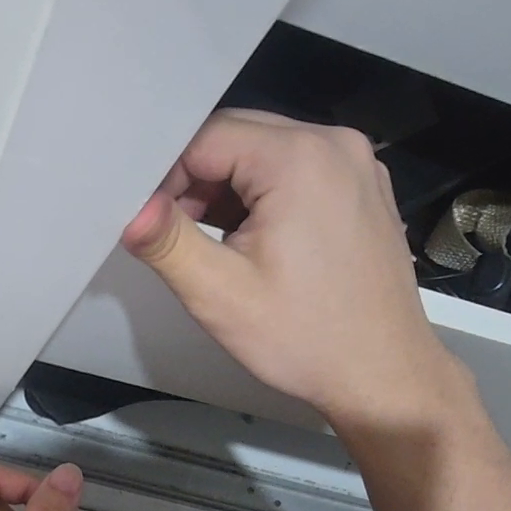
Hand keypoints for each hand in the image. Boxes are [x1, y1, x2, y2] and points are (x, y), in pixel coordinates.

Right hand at [121, 109, 470, 433]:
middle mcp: (335, 144)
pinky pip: (298, 172)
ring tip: (216, 249)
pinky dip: (264, 198)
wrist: (381, 373)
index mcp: (299, 158)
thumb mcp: (220, 294)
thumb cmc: (302, 337)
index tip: (154, 226)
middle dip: (196, 182)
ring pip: (266, 154)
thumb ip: (168, 242)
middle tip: (180, 238)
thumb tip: (130, 209)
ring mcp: (357, 164)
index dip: (166, 177)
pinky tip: (254, 245)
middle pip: (238, 137)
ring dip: (227, 191)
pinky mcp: (364, 189)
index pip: (206, 137)